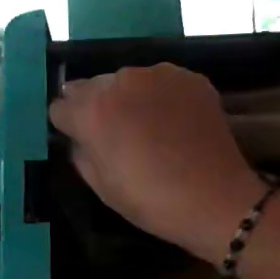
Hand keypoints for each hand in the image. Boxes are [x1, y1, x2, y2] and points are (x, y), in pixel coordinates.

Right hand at [48, 64, 267, 264]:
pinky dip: (162, 98)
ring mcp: (159, 75)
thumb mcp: (104, 189)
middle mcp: (122, 81)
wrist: (218, 200)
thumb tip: (79, 139)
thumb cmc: (155, 203)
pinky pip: (162, 83)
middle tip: (117, 137)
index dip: (69, 126)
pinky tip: (175, 124)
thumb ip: (81, 155)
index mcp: (94, 112)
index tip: (82, 142)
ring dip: (131, 99)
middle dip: (98, 108)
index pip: (61, 107)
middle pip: (93, 87)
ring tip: (150, 130)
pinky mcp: (191, 78)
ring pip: (129, 81)